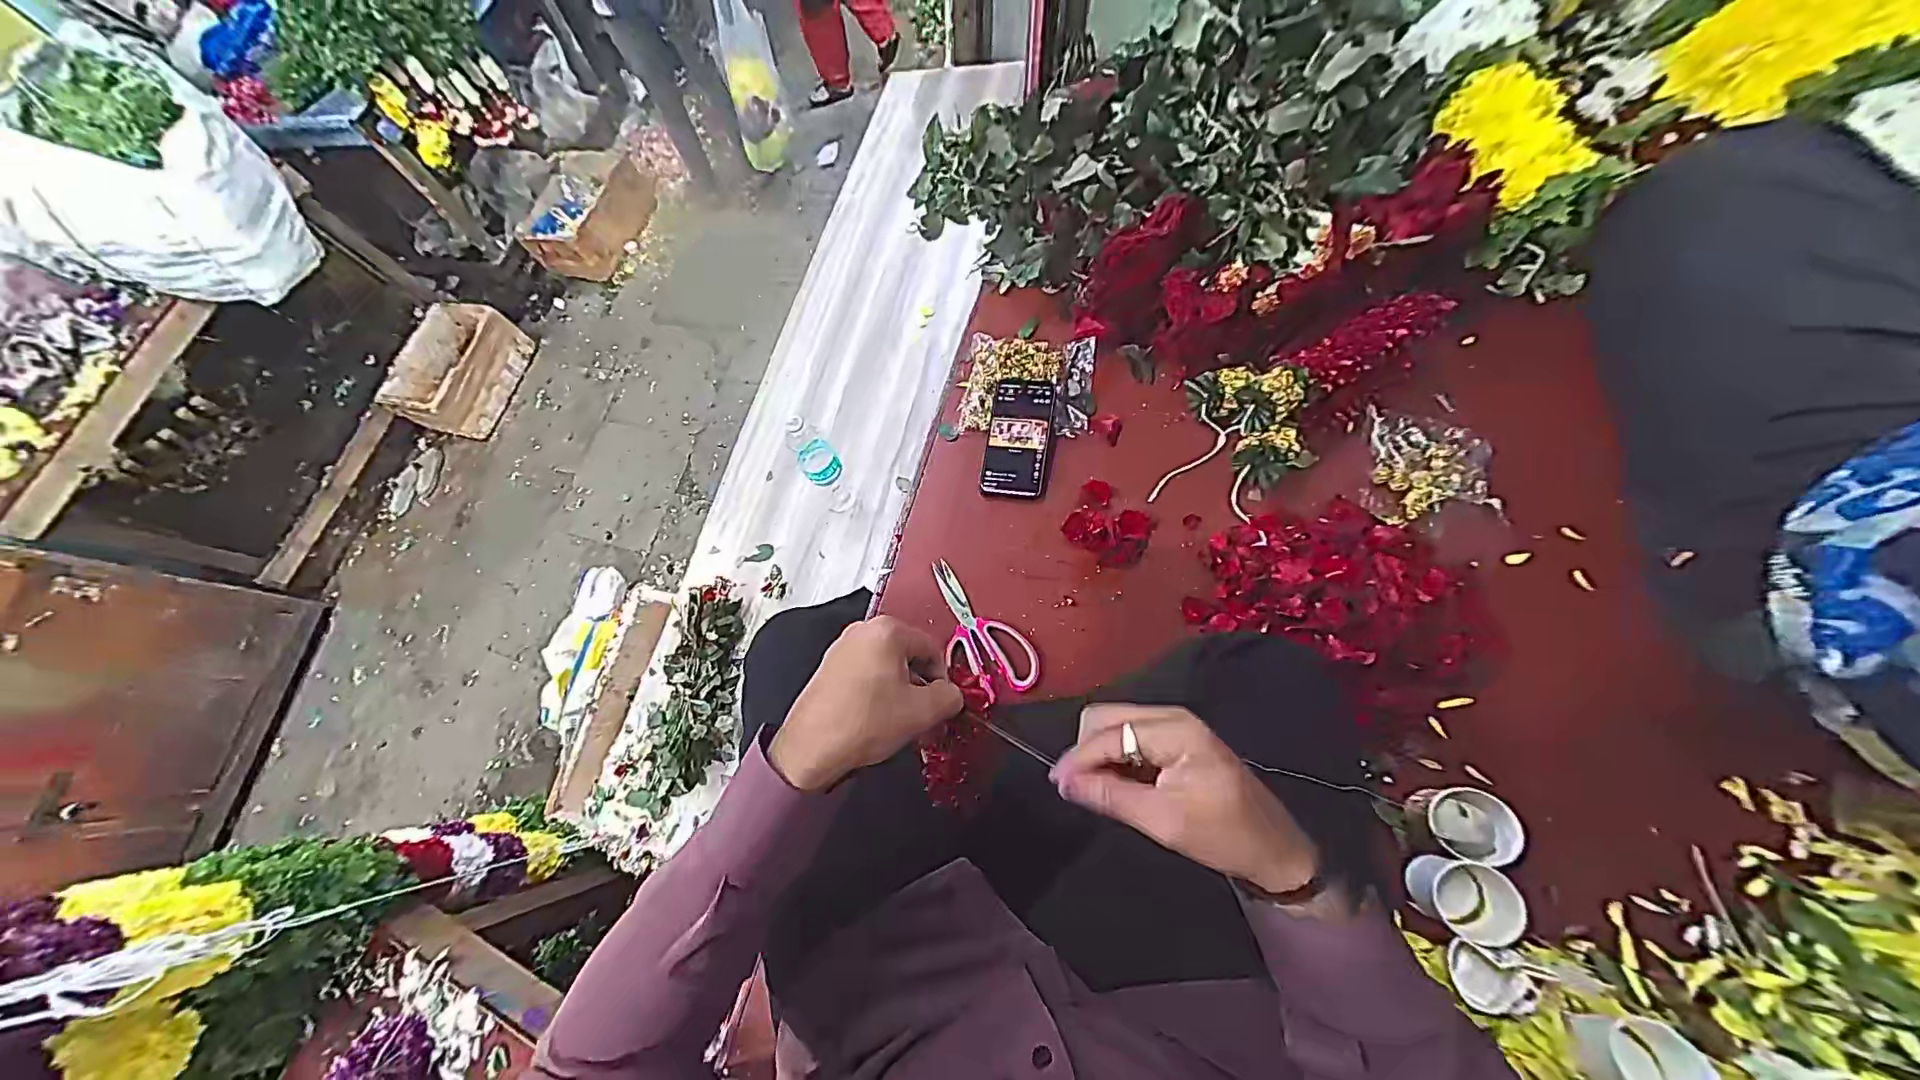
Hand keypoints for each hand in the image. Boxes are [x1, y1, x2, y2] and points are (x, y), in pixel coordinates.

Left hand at [770, 616, 963, 790]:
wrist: (810, 748)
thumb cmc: (863, 722)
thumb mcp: (922, 712)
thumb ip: (950, 697)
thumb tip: (952, 695)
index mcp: (887, 630)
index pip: (932, 649)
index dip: (943, 680)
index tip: (942, 703)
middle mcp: (863, 631)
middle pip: (909, 657)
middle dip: (921, 688)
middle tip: (924, 717)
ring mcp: (843, 649)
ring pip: (888, 668)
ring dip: (901, 694)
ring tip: (900, 725)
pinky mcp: (831, 669)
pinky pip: (867, 676)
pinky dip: (879, 695)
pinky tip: (877, 722)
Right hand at [1051, 705, 1318, 895]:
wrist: (1275, 848)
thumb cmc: (1224, 836)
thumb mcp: (1164, 822)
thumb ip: (1110, 796)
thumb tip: (1065, 782)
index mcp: (1175, 730)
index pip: (1111, 733)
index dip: (1079, 758)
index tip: (1057, 784)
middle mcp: (1171, 716)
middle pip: (1107, 716)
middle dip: (1084, 748)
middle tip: (1076, 786)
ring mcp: (1173, 724)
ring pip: (1114, 724)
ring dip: (1097, 752)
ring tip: (1093, 788)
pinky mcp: (1173, 738)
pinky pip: (1129, 736)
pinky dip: (1114, 756)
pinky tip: (1114, 782)